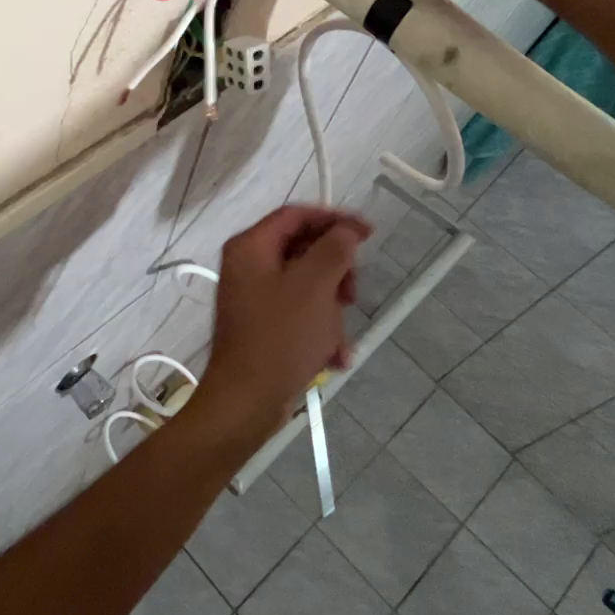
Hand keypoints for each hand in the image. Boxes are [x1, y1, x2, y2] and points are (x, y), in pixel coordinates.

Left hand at [196, 205, 371, 431]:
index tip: (368, 233)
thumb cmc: (280, 336)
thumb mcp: (313, 287)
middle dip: (335, 273)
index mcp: (250, 247)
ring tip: (337, 338)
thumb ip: (333, 251)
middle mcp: (247, 265)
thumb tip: (346, 229)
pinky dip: (319, 330)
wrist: (248, 399)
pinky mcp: (262, 324)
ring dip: (331, 310)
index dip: (333, 219)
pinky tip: (332, 355)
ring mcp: (253, 296)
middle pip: (303, 251)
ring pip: (307, 286)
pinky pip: (299, 314)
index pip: (295, 215)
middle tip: (351, 294)